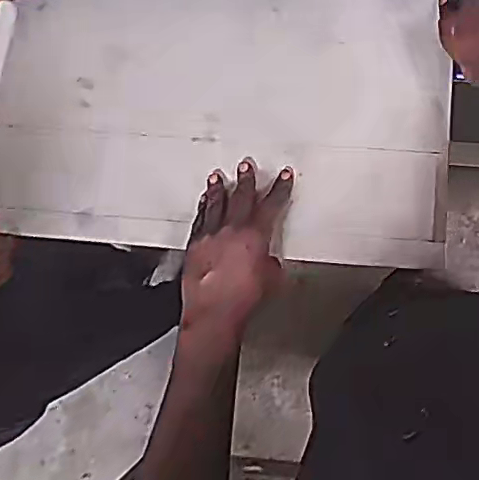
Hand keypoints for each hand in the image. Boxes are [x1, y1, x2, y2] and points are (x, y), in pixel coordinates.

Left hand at [179, 160, 291, 354]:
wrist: (213, 314)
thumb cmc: (242, 299)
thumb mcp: (271, 279)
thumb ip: (270, 262)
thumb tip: (267, 261)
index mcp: (255, 235)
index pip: (272, 204)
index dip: (280, 188)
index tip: (284, 176)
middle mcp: (232, 230)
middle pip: (242, 197)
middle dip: (247, 179)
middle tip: (247, 165)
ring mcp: (211, 236)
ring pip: (217, 205)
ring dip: (220, 189)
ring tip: (219, 176)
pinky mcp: (194, 247)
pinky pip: (200, 220)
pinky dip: (203, 208)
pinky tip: (204, 202)